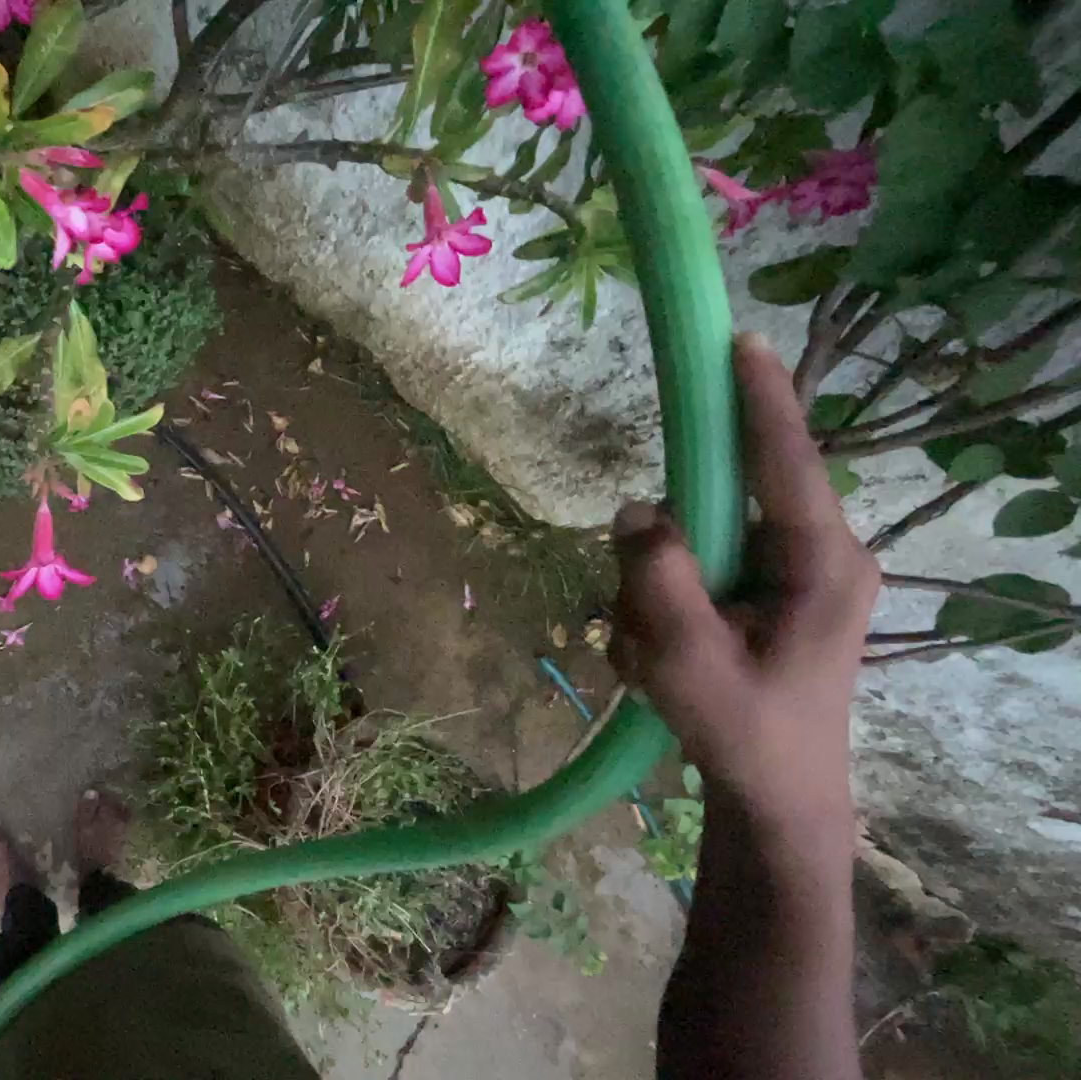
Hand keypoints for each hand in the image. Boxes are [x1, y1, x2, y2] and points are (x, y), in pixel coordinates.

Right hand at [609, 333, 878, 839]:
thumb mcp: (687, 658)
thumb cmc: (743, 732)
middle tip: (645, 629)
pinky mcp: (754, 597)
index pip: (787, 464)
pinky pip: (684, 575)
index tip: (741, 339)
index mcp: (821, 565)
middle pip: (711, 510)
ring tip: (654, 658)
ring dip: (649, 597)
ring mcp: (781, 578)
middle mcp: (809, 558)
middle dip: (658, 564)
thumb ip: (658, 576)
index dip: (760, 400)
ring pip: (685, 546)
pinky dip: (654, 612)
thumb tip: (635, 508)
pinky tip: (661, 659)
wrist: (774, 797)